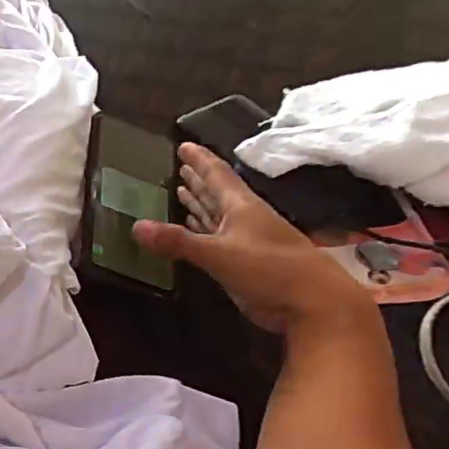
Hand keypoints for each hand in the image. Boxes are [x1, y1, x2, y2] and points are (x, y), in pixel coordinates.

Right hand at [134, 143, 375, 337]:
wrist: (312, 304)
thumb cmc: (271, 270)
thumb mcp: (219, 254)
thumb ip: (177, 241)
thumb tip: (136, 226)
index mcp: (242, 208)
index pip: (217, 176)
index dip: (200, 160)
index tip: (184, 144)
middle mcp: (243, 219)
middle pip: (217, 193)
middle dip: (198, 179)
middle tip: (180, 165)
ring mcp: (244, 241)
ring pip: (217, 215)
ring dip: (199, 203)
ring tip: (181, 190)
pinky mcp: (242, 262)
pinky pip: (215, 237)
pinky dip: (201, 229)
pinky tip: (193, 227)